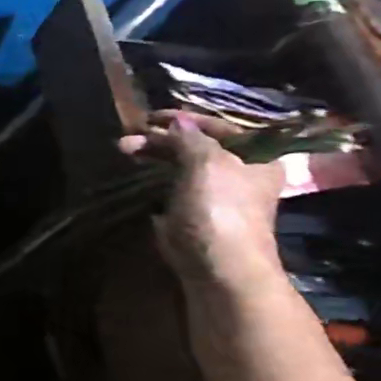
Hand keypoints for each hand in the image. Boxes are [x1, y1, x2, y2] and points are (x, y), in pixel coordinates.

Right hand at [119, 111, 285, 283]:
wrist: (218, 263)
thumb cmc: (219, 209)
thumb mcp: (207, 164)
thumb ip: (190, 139)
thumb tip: (175, 122)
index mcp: (257, 159)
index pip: (221, 128)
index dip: (186, 119)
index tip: (150, 117)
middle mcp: (239, 173)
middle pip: (197, 146)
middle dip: (161, 140)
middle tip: (128, 139)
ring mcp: (215, 194)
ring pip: (181, 165)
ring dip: (153, 156)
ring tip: (123, 152)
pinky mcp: (193, 212)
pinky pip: (171, 185)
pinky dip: (152, 176)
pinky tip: (135, 174)